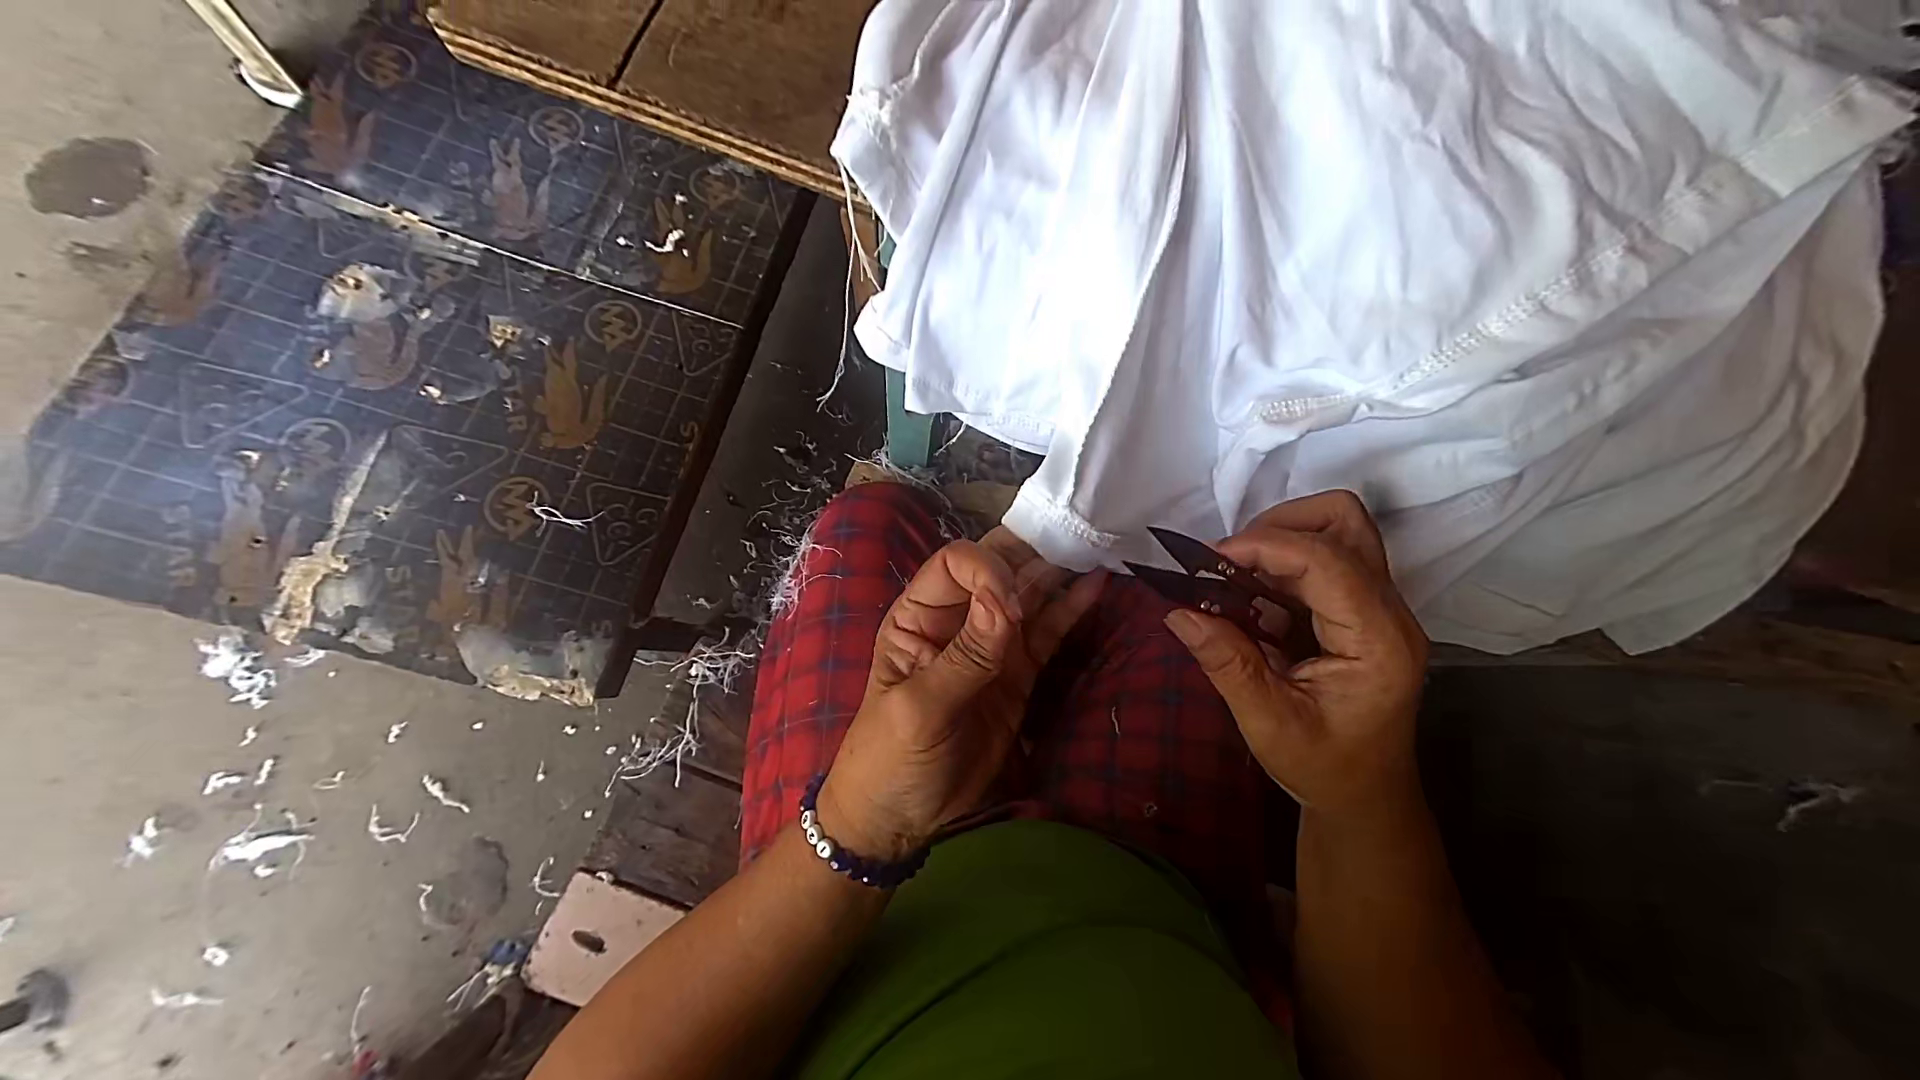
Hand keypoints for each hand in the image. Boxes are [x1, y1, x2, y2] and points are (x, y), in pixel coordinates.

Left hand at [819, 534, 1105, 860]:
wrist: (901, 817)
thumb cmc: (890, 758)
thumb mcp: (919, 709)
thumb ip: (966, 657)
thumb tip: (1010, 603)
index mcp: (918, 616)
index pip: (956, 565)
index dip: (988, 571)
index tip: (1014, 605)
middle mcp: (956, 619)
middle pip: (996, 569)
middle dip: (1032, 550)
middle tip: (1076, 535)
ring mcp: (991, 645)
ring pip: (1028, 596)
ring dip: (1059, 572)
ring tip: (1096, 546)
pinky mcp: (1019, 673)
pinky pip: (1047, 634)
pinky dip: (1070, 610)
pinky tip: (1096, 585)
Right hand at [1163, 491, 1428, 816]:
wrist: (1365, 794)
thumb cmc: (1325, 767)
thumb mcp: (1268, 723)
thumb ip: (1227, 664)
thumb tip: (1179, 612)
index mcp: (1377, 641)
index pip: (1327, 560)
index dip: (1264, 546)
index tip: (1208, 561)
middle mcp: (1387, 611)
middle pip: (1344, 522)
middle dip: (1279, 525)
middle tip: (1229, 561)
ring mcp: (1377, 606)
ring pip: (1337, 529)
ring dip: (1279, 537)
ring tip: (1235, 574)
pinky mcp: (1358, 608)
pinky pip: (1322, 556)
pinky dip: (1279, 560)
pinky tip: (1249, 593)